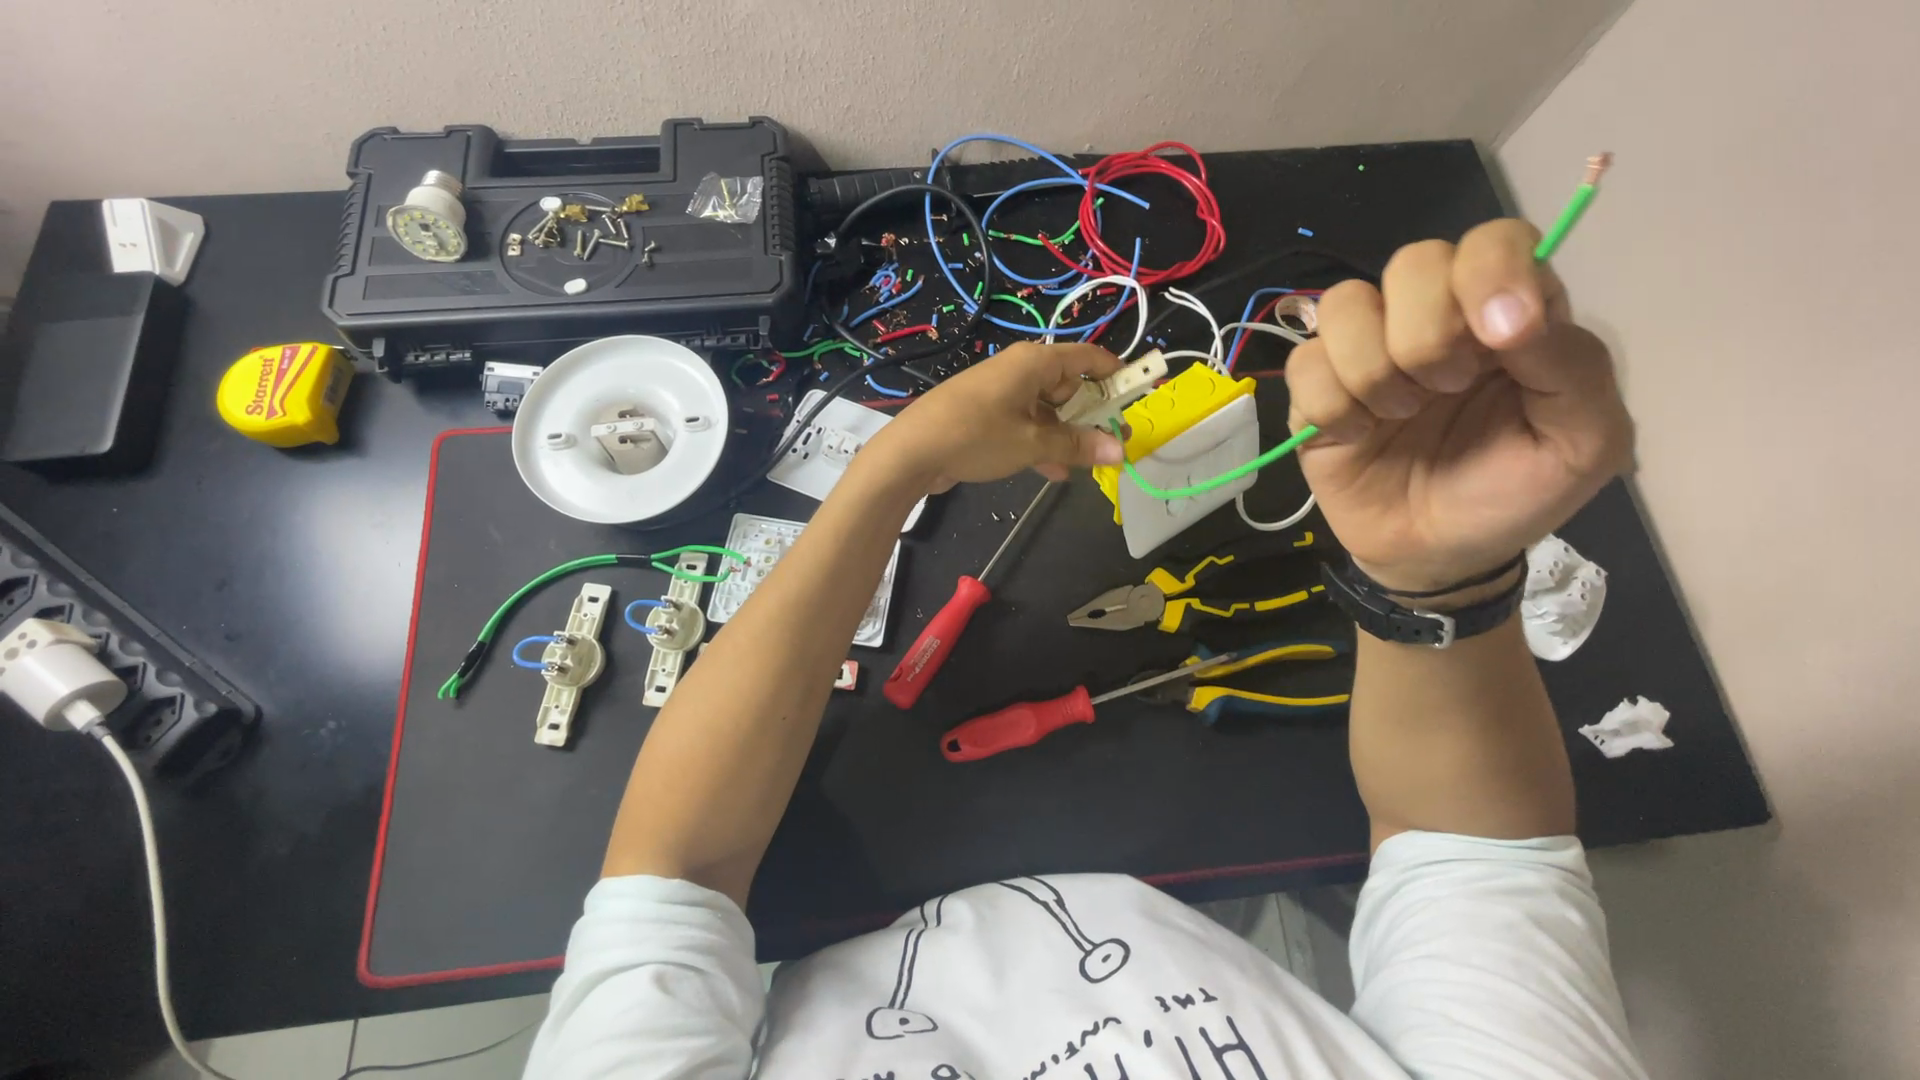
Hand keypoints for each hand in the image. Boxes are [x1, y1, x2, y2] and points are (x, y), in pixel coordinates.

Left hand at [864, 343, 1126, 492]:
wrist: (911, 453)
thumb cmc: (975, 437)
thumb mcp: (1032, 444)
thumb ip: (1077, 446)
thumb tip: (1120, 451)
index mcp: (1034, 362)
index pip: (1088, 357)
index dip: (1117, 374)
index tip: (1140, 395)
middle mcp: (1019, 371)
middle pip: (1068, 386)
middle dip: (1090, 416)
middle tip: (1112, 445)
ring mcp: (1000, 394)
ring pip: (1047, 411)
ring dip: (1065, 437)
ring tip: (1085, 466)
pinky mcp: (985, 417)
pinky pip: (1025, 425)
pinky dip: (1040, 444)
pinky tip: (1051, 472)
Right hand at [1285, 219, 1633, 592]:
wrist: (1436, 558)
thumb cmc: (1514, 497)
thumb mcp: (1584, 443)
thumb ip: (1574, 366)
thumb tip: (1509, 313)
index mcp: (1508, 315)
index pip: (1494, 241)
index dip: (1489, 273)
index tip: (1499, 338)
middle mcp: (1435, 318)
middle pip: (1412, 262)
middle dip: (1427, 332)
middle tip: (1445, 388)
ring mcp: (1368, 352)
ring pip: (1344, 303)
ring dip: (1373, 370)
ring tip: (1397, 415)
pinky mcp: (1315, 391)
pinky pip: (1304, 364)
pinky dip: (1332, 405)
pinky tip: (1356, 434)